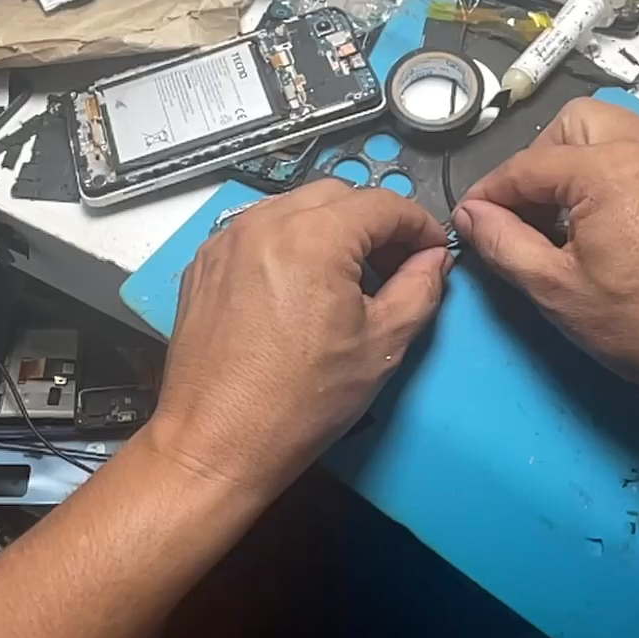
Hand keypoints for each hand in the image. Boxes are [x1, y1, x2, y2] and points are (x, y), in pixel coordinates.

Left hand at [147, 182, 451, 496]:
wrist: (216, 441)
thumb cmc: (297, 402)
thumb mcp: (380, 346)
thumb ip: (419, 289)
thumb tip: (432, 260)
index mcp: (313, 238)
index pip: (382, 204)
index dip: (417, 224)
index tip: (431, 249)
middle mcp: (264, 223)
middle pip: (338, 195)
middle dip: (374, 221)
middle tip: (394, 264)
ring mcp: (227, 239)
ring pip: (295, 206)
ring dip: (331, 227)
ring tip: (347, 276)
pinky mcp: (205, 261)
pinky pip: (258, 229)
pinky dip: (289, 240)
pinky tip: (301, 283)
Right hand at [452, 98, 638, 428]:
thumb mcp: (558, 290)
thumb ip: (503, 243)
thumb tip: (472, 216)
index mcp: (611, 169)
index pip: (528, 164)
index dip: (491, 191)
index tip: (475, 215)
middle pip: (575, 124)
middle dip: (540, 160)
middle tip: (527, 211)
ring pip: (618, 132)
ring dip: (581, 162)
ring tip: (573, 219)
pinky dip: (621, 173)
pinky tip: (619, 224)